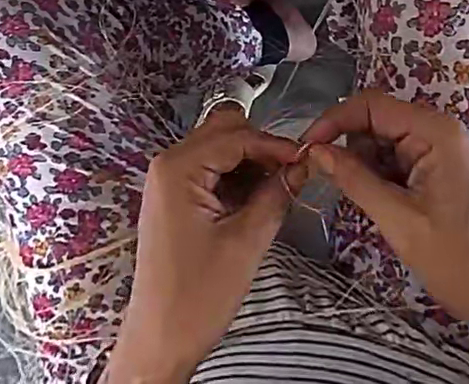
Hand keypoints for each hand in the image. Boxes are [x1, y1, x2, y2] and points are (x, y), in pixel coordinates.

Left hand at [106, 106, 307, 383]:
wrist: (160, 336)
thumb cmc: (198, 294)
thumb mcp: (244, 244)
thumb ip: (273, 197)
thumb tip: (300, 167)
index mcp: (177, 166)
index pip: (233, 136)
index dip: (273, 144)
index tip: (308, 158)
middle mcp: (167, 162)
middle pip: (220, 131)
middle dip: (259, 146)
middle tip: (293, 172)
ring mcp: (167, 177)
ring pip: (215, 148)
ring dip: (248, 160)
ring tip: (280, 186)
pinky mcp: (173, 195)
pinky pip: (208, 169)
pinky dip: (234, 175)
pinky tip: (257, 196)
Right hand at [301, 89, 468, 325]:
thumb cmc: (462, 264)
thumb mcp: (399, 221)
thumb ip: (353, 179)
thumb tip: (315, 150)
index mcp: (435, 133)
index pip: (370, 105)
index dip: (333, 121)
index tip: (307, 146)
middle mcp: (439, 132)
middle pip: (374, 120)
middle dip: (347, 145)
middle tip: (324, 174)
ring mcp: (441, 150)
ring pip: (380, 140)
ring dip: (362, 163)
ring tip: (361, 196)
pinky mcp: (439, 170)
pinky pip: (395, 157)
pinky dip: (378, 174)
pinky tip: (379, 201)